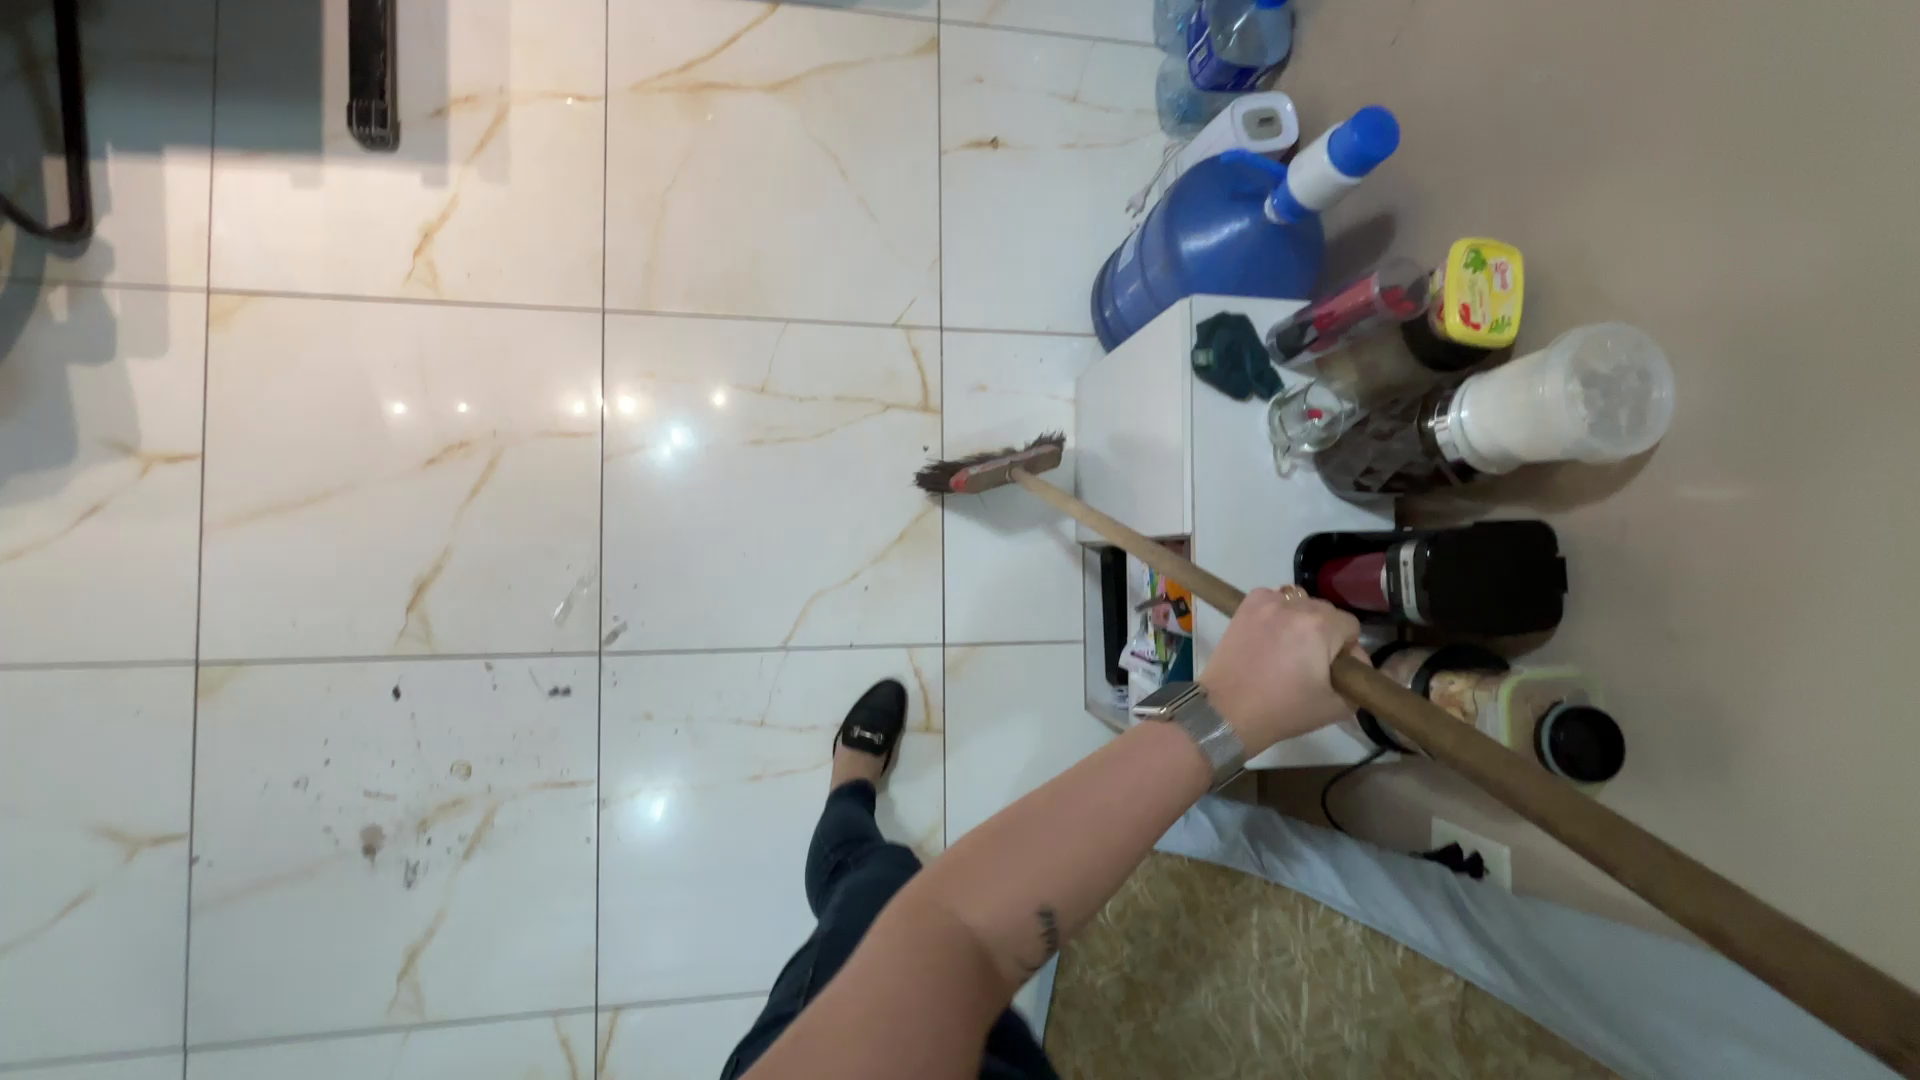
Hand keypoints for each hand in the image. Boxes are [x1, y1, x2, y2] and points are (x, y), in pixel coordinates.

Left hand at [1199, 586, 1364, 755]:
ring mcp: (1266, 603)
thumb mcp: (1337, 704)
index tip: (1333, 668)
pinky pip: (1272, 597)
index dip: (1346, 648)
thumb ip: (1359, 677)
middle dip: (1325, 632)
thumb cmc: (1284, 709)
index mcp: (1320, 626)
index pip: (1351, 626)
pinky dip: (1276, 610)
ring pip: (1299, 601)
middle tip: (1311, 661)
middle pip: (1325, 611)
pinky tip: (1271, 634)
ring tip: (1290, 646)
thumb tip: (1355, 659)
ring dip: (1301, 619)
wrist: (1229, 709)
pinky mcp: (1244, 606)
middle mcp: (1294, 606)